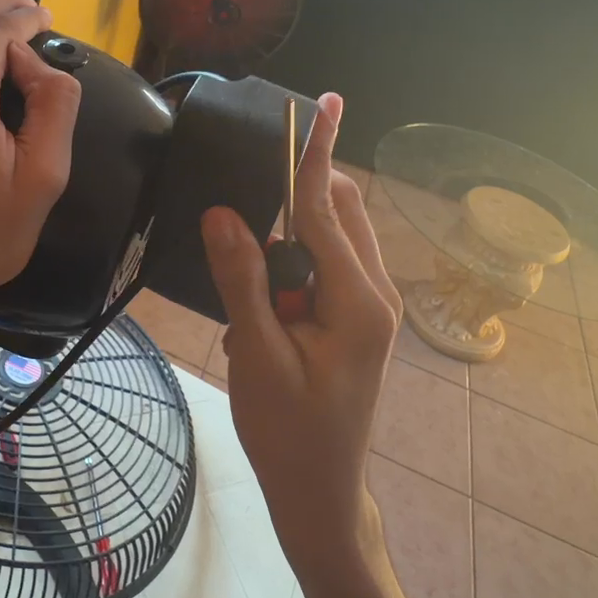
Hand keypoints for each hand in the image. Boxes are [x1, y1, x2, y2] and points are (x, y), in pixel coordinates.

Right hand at [203, 92, 408, 597]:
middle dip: (299, 192)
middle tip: (253, 195)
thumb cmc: (289, 432)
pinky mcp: (355, 318)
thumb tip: (223, 213)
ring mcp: (369, 307)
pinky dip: (292, 263)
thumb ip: (243, 279)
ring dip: (290, 237)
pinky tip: (264, 303)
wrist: (321, 494)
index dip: (317, 153)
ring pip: (332, 237)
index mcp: (357, 300)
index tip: (325, 103)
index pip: (327, 208)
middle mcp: (374, 294)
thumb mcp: (258, 355)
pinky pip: (325, 264)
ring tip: (256, 295)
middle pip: (338, 212)